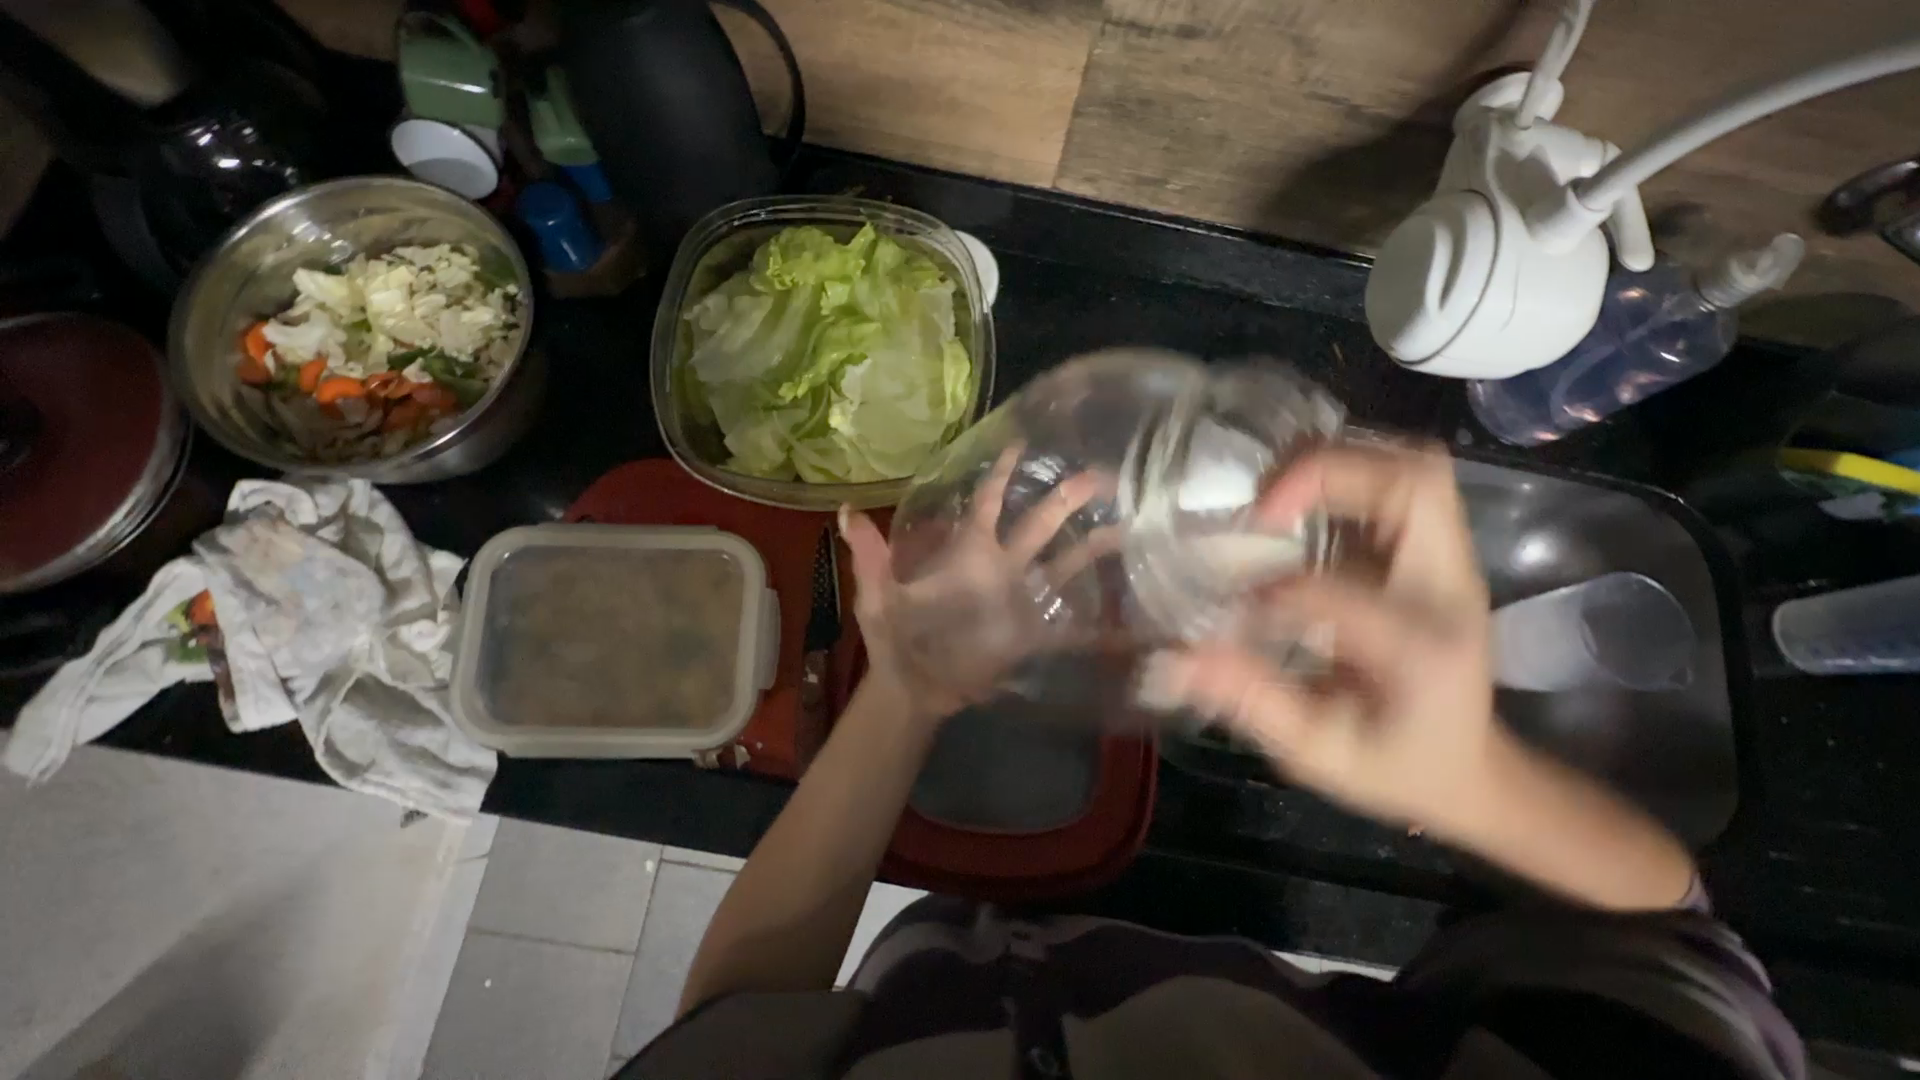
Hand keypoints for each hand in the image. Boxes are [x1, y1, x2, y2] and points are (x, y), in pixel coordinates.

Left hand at [839, 446, 1111, 723]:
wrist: (914, 690)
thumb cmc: (894, 640)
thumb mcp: (878, 599)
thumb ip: (870, 559)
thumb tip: (846, 511)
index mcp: (967, 552)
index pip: (990, 503)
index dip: (1004, 473)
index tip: (1024, 442)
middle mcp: (1001, 568)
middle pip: (1040, 524)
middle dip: (1068, 499)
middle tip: (1101, 475)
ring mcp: (1022, 600)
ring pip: (1065, 564)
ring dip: (1094, 545)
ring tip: (1129, 524)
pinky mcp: (1034, 635)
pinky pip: (1071, 624)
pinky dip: (1101, 620)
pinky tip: (1133, 609)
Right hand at [1139, 441, 1495, 831]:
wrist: (1466, 765)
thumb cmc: (1393, 766)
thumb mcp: (1317, 752)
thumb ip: (1251, 702)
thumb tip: (1175, 660)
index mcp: (1424, 651)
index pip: (1346, 593)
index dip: (1277, 594)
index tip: (1233, 612)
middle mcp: (1449, 590)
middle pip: (1413, 485)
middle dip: (1329, 474)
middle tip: (1261, 505)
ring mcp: (1451, 562)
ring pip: (1414, 469)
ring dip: (1340, 464)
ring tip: (1274, 491)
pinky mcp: (1435, 550)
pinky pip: (1401, 481)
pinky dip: (1349, 473)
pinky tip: (1298, 500)